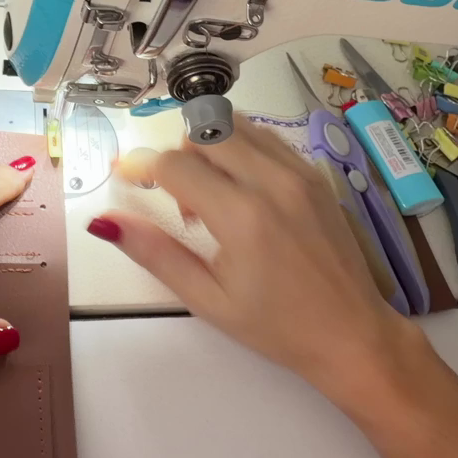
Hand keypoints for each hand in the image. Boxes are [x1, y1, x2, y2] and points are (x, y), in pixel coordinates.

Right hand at [94, 121, 417, 400]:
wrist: (353, 333)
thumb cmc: (277, 326)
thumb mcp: (208, 299)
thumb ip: (155, 253)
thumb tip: (104, 223)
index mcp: (242, 216)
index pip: (175, 165)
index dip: (143, 167)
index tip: (128, 178)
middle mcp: (271, 180)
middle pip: (204, 128)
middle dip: (178, 152)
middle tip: (181, 198)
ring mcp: (298, 171)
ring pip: (236, 123)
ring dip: (210, 145)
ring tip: (214, 195)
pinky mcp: (314, 172)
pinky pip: (266, 137)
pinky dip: (240, 148)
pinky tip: (242, 190)